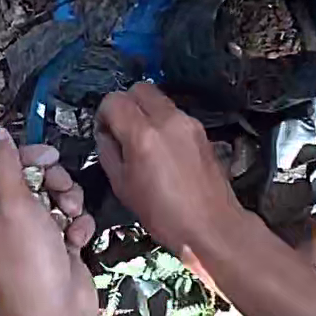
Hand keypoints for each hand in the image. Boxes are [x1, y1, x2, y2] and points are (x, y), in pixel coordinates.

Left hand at [0, 129, 98, 315]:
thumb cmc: (25, 257)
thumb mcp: (10, 202)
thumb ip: (4, 162)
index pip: (1, 167)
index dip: (27, 157)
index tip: (50, 156)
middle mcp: (2, 223)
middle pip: (32, 179)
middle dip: (54, 182)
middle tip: (62, 194)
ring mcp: (31, 238)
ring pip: (56, 198)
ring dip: (69, 203)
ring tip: (71, 220)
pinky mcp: (57, 249)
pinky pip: (70, 222)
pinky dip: (78, 227)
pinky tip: (77, 241)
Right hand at [96, 83, 252, 257]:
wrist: (211, 226)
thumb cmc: (164, 215)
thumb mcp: (122, 187)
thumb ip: (108, 153)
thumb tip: (105, 135)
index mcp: (143, 135)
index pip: (113, 100)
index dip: (103, 114)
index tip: (105, 132)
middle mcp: (167, 120)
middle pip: (138, 88)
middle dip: (125, 104)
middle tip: (122, 130)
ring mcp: (188, 122)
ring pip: (158, 99)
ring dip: (145, 112)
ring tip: (144, 142)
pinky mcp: (201, 130)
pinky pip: (174, 114)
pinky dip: (163, 122)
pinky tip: (164, 150)